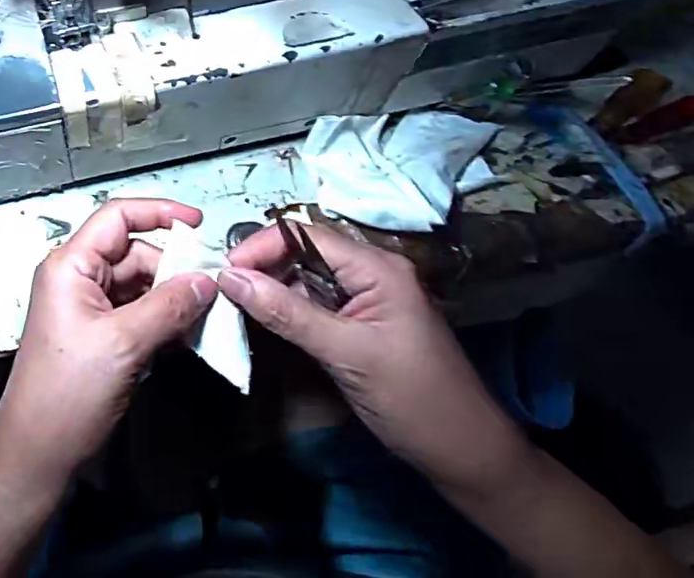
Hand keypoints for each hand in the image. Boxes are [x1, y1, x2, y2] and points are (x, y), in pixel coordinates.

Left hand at [0, 198, 217, 496]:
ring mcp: (88, 304)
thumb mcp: (124, 344)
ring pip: (141, 282)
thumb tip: (209, 280)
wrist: (37, 457)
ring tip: (206, 314)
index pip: (118, 217)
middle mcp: (79, 276)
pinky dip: (163, 317)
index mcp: (71, 264)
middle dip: (174, 267)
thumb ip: (169, 306)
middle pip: (136, 251)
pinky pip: (138, 309)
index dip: (159, 212)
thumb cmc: (68, 393)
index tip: (198, 223)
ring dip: (172, 296)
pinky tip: (187, 332)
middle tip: (213, 287)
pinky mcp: (99, 331)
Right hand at [219, 225, 530, 494]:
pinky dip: (288, 307)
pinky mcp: (359, 321)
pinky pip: (315, 301)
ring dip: (272, 287)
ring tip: (237, 303)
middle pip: (303, 251)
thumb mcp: (346, 354)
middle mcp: (370, 271)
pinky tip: (265, 319)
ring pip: (305, 276)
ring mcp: (365, 296)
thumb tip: (230, 278)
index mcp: (376, 266)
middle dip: (264, 265)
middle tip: (226, 289)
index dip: (262, 246)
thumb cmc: (414, 400)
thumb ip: (287, 313)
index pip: (305, 235)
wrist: (468, 458)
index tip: (227, 271)